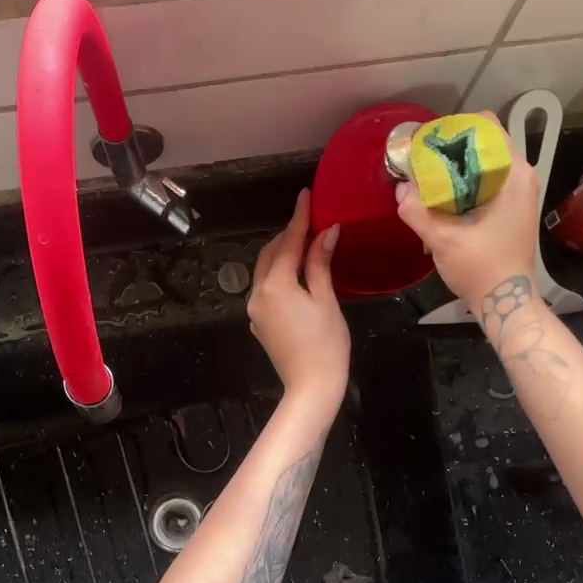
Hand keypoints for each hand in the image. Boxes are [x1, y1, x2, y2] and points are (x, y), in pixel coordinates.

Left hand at [248, 189, 349, 403]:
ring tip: (305, 244)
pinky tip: (296, 275)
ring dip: (282, 255)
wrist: (311, 387)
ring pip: (265, 272)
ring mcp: (255, 311)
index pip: (287, 243)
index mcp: (275, 285)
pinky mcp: (259, 324)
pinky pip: (266, 290)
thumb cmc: (326, 345)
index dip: (299, 218)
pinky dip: (279, 276)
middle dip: (288, 236)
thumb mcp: (326, 300)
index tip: (305, 196)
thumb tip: (325, 232)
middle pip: (270, 254)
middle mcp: (258, 294)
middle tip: (309, 220)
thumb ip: (320, 264)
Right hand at [396, 138, 539, 305]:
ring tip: (427, 178)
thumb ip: (418, 211)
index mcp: (513, 174)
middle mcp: (521, 177)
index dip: (455, 129)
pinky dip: (463, 184)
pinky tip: (441, 198)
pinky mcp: (510, 209)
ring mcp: (517, 194)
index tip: (429, 143)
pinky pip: (485, 183)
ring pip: (483, 165)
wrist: (505, 302)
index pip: (486, 127)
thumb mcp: (443, 240)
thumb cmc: (482, 268)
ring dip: (455, 168)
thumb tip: (401, 189)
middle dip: (451, 149)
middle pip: (483, 144)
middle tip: (422, 161)